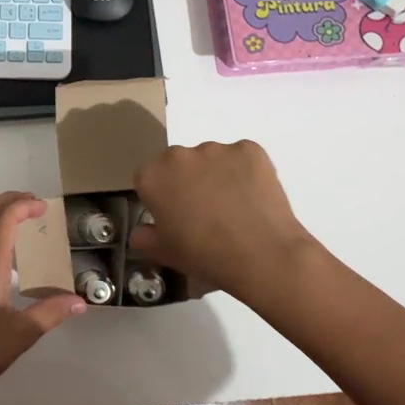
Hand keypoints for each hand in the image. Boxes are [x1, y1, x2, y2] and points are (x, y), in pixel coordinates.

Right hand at [131, 141, 322, 305]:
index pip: (149, 180)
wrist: (262, 255)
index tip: (175, 216)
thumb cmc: (205, 255)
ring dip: (216, 175)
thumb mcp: (164, 253)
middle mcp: (179, 155)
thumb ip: (144, 237)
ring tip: (234, 207)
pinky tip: (253, 197)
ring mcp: (216, 149)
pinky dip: (245, 172)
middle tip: (205, 212)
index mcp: (152, 177)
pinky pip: (241, 158)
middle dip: (187, 181)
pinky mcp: (249, 149)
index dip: (162, 199)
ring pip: (210, 159)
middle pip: (178, 164)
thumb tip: (142, 231)